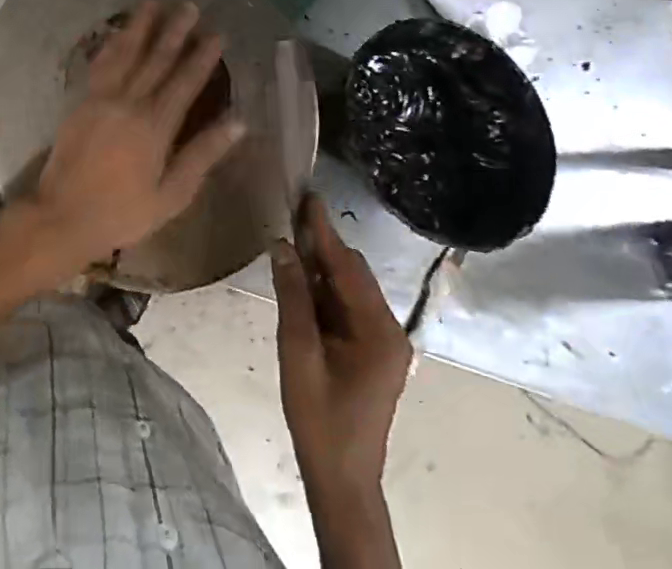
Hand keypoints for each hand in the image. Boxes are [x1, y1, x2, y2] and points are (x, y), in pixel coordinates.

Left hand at [0, 0, 245, 287]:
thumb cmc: (122, 213)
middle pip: (155, 60)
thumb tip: (238, 123)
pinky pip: (100, 66)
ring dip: (140, 28)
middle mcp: (129, 104)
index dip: (201, 58)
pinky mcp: (81, 103)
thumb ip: (203, 155)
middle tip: (189, 5)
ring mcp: (101, 100)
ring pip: (124, 55)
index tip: (217, 34)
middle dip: (174, 31)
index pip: (184, 83)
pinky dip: (111, 46)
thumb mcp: (171, 194)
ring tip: (152, 3)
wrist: (62, 216)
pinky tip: (117, 35)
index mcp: (155, 127)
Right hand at [272, 194, 410, 494]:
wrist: (341, 475)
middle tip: (288, 219)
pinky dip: (325, 293)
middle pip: (354, 274)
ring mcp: (383, 341)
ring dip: (321, 269)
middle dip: (322, 247)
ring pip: (350, 290)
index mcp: (379, 330)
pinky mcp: (372, 351)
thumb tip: (282, 246)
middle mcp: (390, 329)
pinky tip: (301, 283)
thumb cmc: (318, 416)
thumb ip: (293, 296)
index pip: (348, 267)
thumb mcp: (298, 353)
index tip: (308, 196)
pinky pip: (348, 308)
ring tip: (289, 245)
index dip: (324, 231)